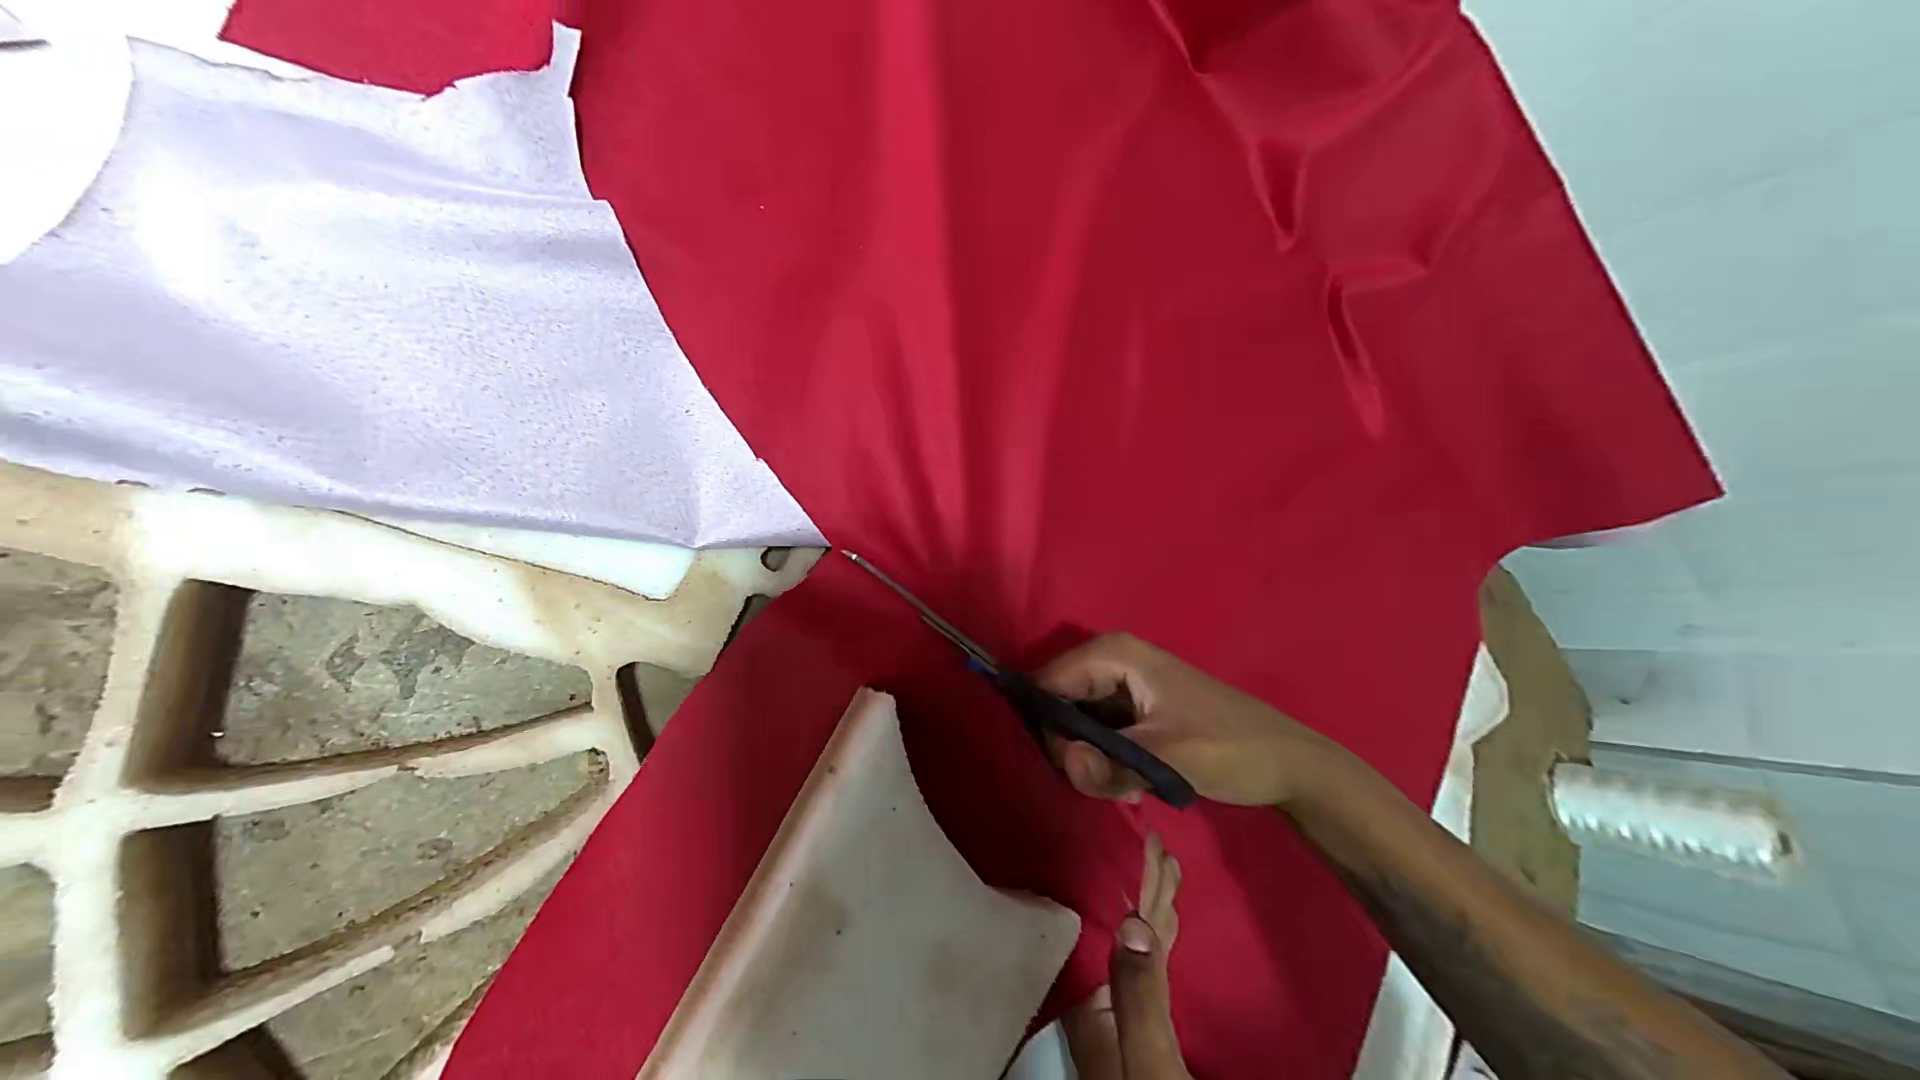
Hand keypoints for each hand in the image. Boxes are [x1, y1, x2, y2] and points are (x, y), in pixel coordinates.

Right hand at [1035, 633, 1349, 807]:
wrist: (1288, 763)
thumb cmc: (1230, 749)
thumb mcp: (1169, 760)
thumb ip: (1111, 765)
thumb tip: (1064, 762)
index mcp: (1114, 653)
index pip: (1048, 685)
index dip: (1048, 728)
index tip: (1069, 768)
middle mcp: (1111, 659)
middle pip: (1058, 702)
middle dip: (1070, 747)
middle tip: (1103, 782)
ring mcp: (1122, 682)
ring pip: (1076, 720)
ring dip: (1089, 757)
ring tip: (1124, 783)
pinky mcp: (1133, 707)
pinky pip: (1096, 729)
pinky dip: (1104, 757)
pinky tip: (1132, 780)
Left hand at [1063, 833, 1190, 1079]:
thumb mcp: (1149, 1065)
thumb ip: (1140, 997)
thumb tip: (1133, 923)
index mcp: (1092, 1007)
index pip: (1109, 929)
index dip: (1128, 885)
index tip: (1144, 845)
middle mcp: (1102, 1008)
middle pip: (1124, 934)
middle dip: (1143, 888)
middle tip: (1158, 844)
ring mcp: (1125, 1024)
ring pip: (1140, 950)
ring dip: (1155, 909)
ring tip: (1167, 867)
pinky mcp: (1149, 1038)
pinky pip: (1155, 973)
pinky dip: (1164, 941)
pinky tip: (1166, 927)